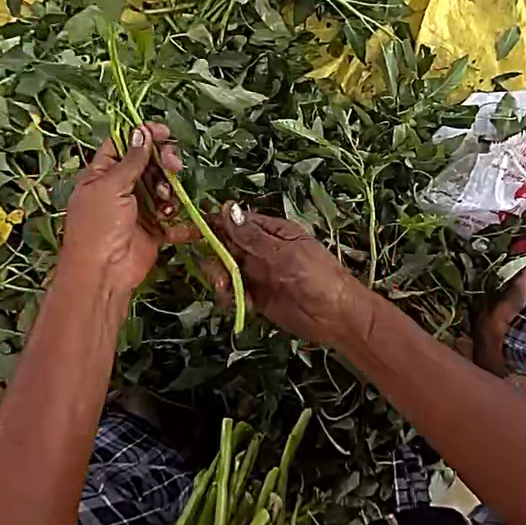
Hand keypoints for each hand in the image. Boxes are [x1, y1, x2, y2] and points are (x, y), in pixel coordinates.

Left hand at [55, 123, 192, 297]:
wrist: (104, 272)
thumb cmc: (98, 227)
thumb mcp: (111, 187)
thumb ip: (131, 160)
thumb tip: (140, 132)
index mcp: (101, 174)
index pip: (123, 145)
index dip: (143, 135)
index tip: (164, 132)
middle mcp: (120, 187)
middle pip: (148, 163)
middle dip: (164, 161)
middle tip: (175, 166)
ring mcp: (138, 206)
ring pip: (163, 185)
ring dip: (169, 188)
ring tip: (165, 200)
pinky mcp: (155, 226)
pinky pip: (172, 212)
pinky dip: (176, 212)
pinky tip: (172, 215)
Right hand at [204, 204, 376, 349]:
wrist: (336, 315)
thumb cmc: (317, 276)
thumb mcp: (284, 253)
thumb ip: (253, 236)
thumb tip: (227, 208)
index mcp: (273, 231)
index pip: (236, 221)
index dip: (213, 223)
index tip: (189, 229)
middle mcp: (262, 250)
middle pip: (224, 245)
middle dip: (214, 256)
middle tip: (217, 272)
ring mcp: (258, 273)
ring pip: (225, 270)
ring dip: (221, 279)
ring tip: (229, 291)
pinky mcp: (256, 297)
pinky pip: (233, 292)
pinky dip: (231, 297)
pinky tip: (241, 303)